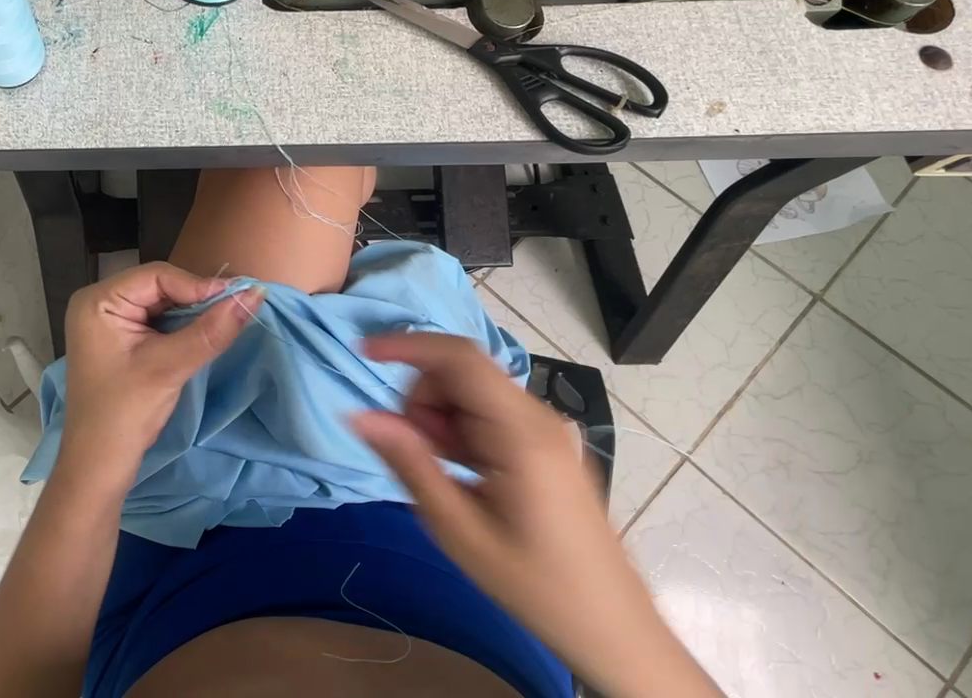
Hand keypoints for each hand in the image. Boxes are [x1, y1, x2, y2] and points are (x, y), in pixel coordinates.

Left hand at [58, 263, 262, 471]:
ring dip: (192, 311)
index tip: (239, 297)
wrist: (98, 462)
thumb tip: (255, 295)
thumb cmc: (125, 412)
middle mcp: (98, 302)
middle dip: (196, 297)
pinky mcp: (118, 338)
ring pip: (160, 302)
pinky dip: (180, 325)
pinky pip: (155, 320)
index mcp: (97, 301)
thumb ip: (211, 330)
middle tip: (238, 306)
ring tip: (227, 317)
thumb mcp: (170, 366)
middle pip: (158, 286)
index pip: (156, 276)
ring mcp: (107, 321)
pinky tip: (204, 331)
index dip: (198, 285)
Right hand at [351, 331, 720, 697]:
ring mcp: (548, 428)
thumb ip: (409, 464)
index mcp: (522, 433)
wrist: (613, 628)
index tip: (363, 352)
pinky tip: (463, 472)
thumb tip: (358, 415)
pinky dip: (461, 428)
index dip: (407, 344)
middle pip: (461, 372)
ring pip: (471, 391)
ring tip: (442, 472)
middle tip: (413, 452)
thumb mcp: (457, 529)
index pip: (459, 358)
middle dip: (421, 398)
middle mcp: (539, 417)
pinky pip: (489, 411)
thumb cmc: (533, 584)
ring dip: (440, 417)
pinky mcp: (547, 442)